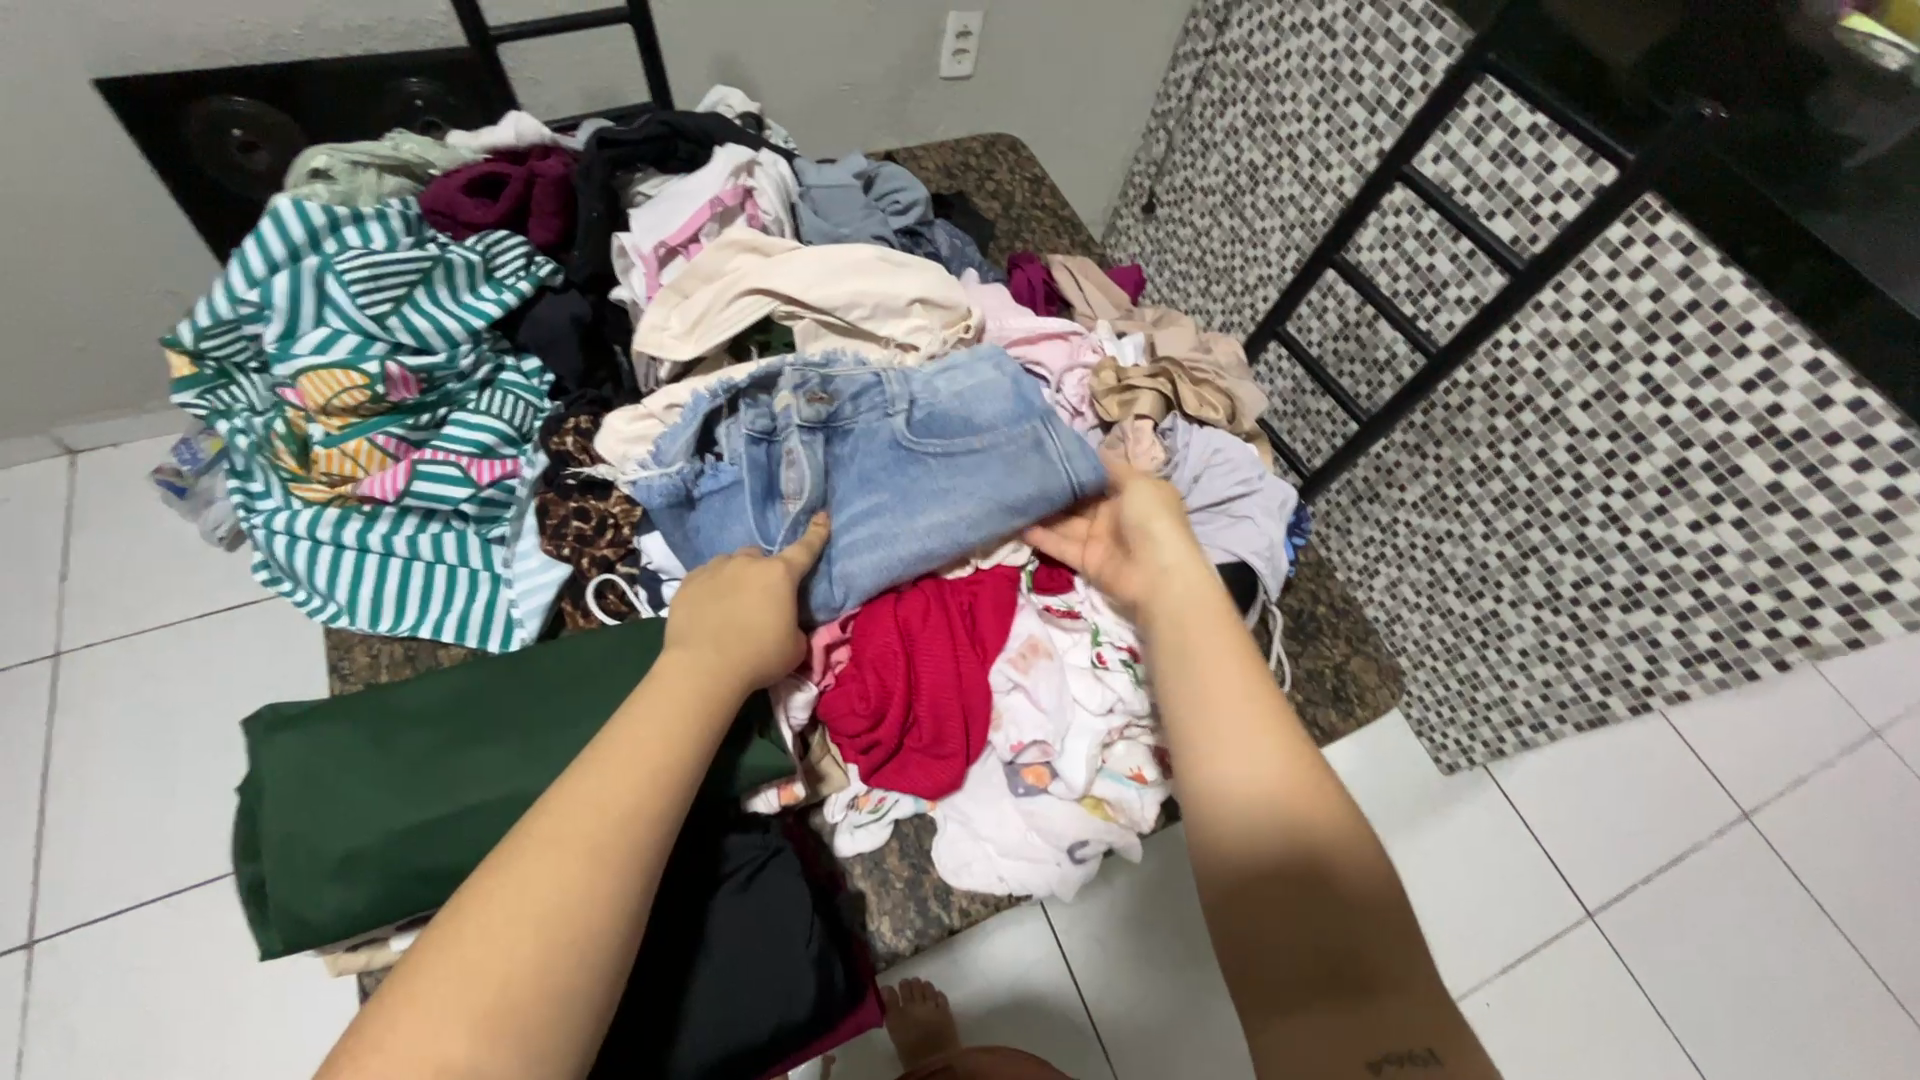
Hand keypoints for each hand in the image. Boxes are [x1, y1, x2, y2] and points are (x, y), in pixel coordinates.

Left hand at [662, 512, 829, 693]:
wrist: (703, 668)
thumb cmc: (759, 657)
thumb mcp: (795, 647)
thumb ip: (795, 626)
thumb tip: (785, 622)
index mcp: (780, 575)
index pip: (805, 549)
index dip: (817, 533)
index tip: (822, 516)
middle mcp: (747, 563)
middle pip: (759, 556)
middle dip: (763, 571)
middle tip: (761, 597)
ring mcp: (714, 569)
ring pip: (730, 563)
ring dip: (736, 577)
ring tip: (731, 603)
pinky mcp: (688, 582)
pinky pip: (706, 577)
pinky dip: (712, 587)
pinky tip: (709, 609)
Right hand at [1023, 458, 1208, 617]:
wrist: (1160, 576)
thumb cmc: (1153, 520)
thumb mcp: (1138, 483)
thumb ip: (1111, 466)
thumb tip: (1091, 450)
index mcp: (1131, 492)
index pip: (1098, 476)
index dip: (1076, 466)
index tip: (1048, 453)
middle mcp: (1114, 514)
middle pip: (1078, 499)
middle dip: (1054, 489)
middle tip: (1023, 473)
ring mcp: (1099, 539)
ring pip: (1065, 522)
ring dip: (1042, 512)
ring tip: (1014, 496)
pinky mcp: (1086, 561)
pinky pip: (1060, 545)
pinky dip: (1041, 537)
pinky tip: (1017, 525)